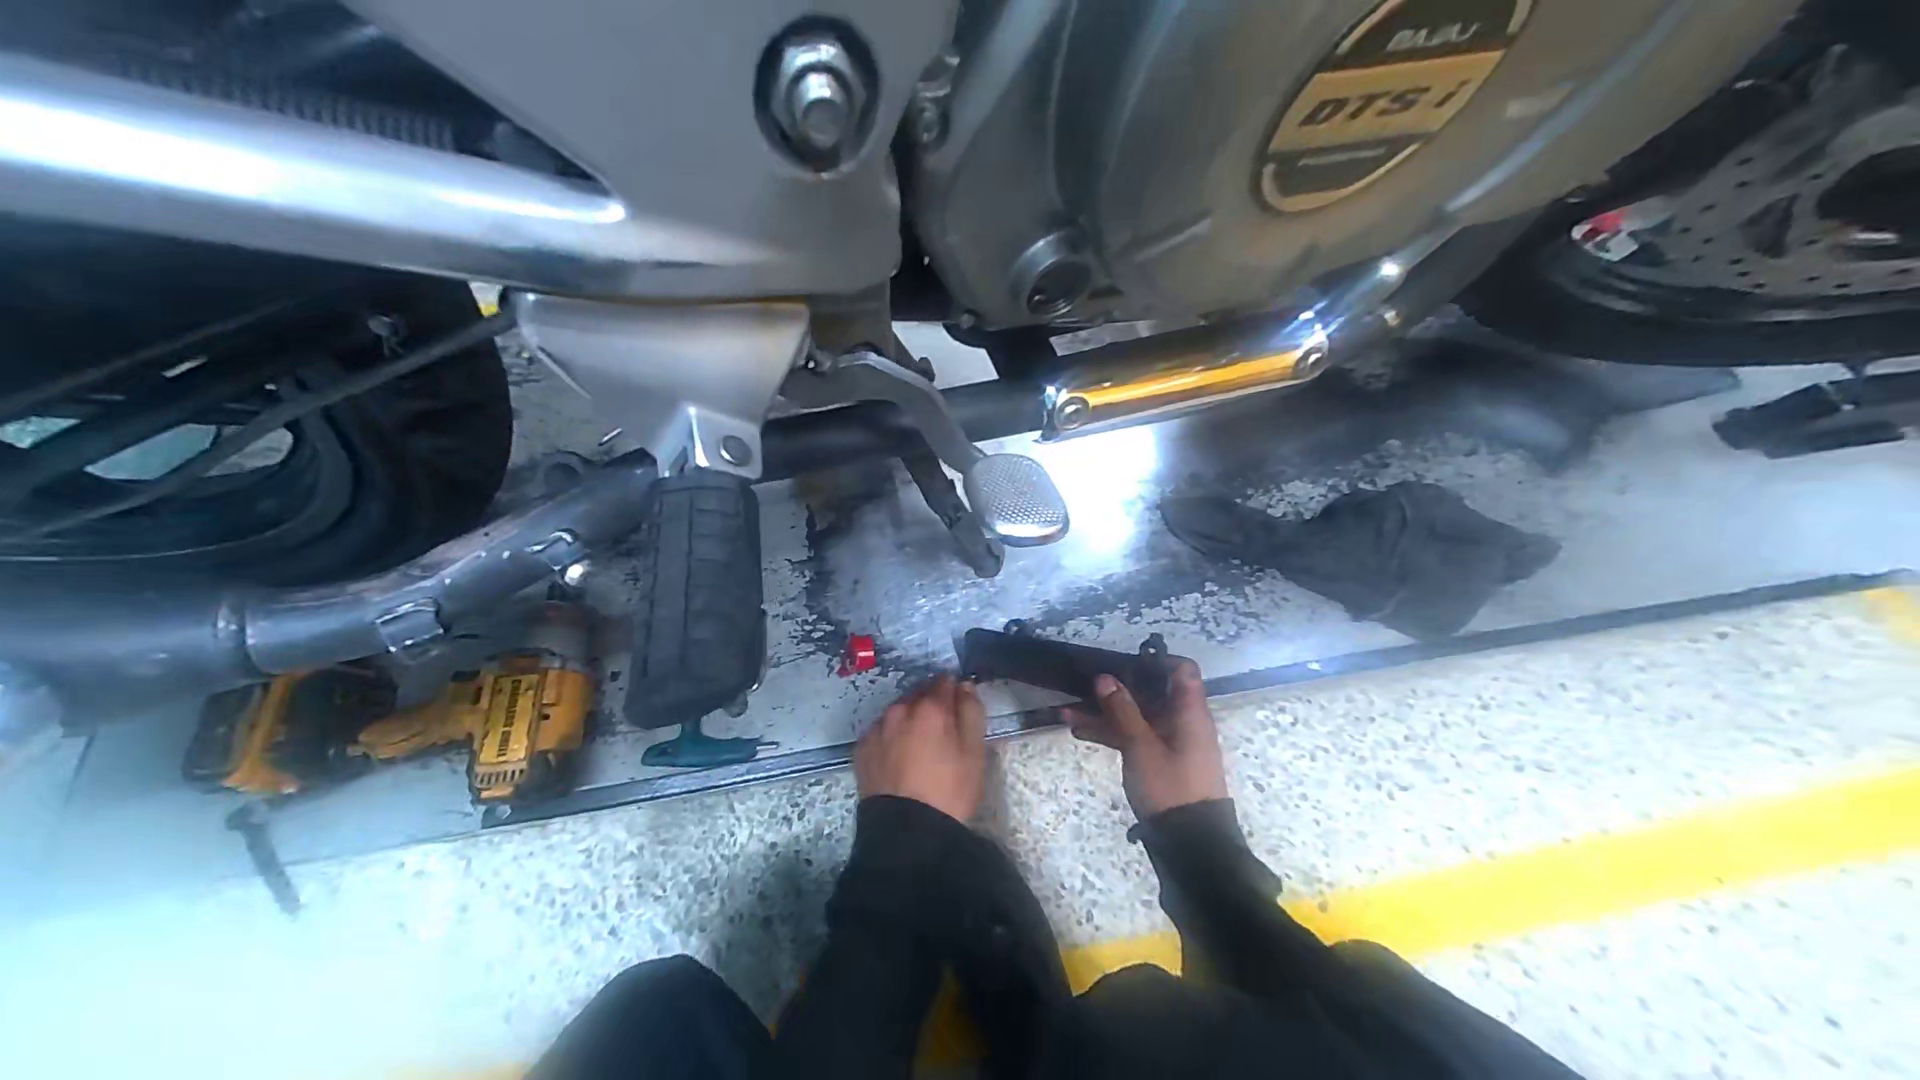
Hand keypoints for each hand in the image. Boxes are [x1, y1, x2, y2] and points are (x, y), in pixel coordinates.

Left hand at [854, 674, 987, 821]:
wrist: (906, 832)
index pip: (945, 681)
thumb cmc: (949, 791)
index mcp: (930, 707)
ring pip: (898, 712)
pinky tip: (898, 759)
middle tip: (942, 733)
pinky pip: (881, 731)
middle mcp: (900, 709)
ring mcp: (877, 728)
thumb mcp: (974, 751)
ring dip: (909, 720)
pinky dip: (891, 737)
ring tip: (918, 749)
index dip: (954, 693)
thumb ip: (971, 711)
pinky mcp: (862, 748)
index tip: (959, 709)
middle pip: (919, 694)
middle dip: (931, 705)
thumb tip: (964, 685)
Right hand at [1066, 659, 1226, 819]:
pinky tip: (1080, 732)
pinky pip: (1134, 737)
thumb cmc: (1170, 786)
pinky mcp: (1160, 761)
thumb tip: (1105, 677)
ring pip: (1137, 716)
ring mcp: (1170, 742)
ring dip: (1105, 713)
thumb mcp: (1141, 746)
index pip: (1182, 670)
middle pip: (1151, 693)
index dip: (1156, 660)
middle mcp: (1182, 722)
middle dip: (1116, 689)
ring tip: (1067, 712)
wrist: (1191, 844)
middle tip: (1084, 685)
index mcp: (1189, 712)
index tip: (1124, 662)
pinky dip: (1112, 733)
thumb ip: (1122, 710)